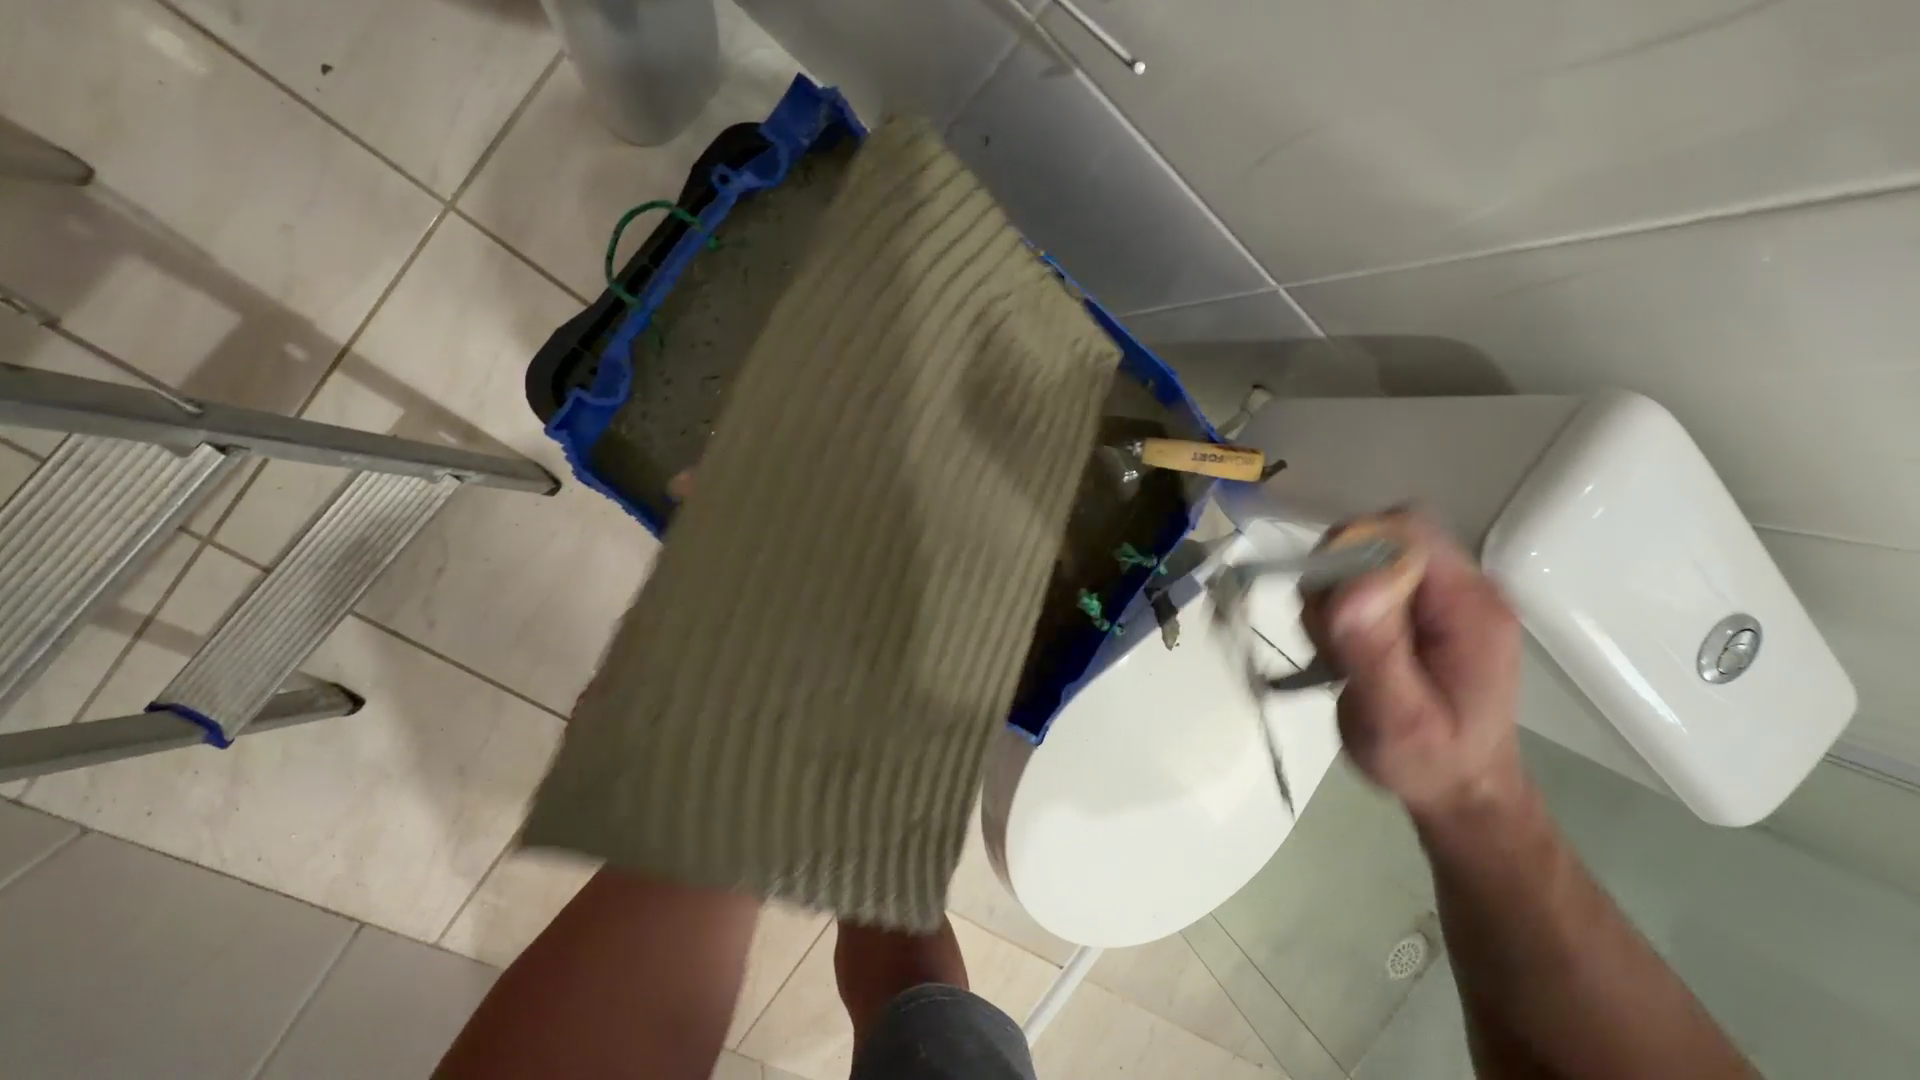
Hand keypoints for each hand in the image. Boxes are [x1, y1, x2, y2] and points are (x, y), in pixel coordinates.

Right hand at [1301, 511, 1525, 818]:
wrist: (1460, 790)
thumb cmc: (1431, 763)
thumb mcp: (1399, 720)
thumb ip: (1377, 651)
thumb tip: (1351, 584)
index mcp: (1470, 605)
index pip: (1406, 531)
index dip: (1354, 554)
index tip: (1331, 613)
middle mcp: (1461, 586)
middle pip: (1378, 536)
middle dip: (1335, 581)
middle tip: (1330, 641)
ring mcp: (1441, 595)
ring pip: (1361, 556)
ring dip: (1331, 601)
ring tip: (1340, 657)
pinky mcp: (1418, 607)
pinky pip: (1361, 580)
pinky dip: (1336, 610)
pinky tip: (1345, 653)